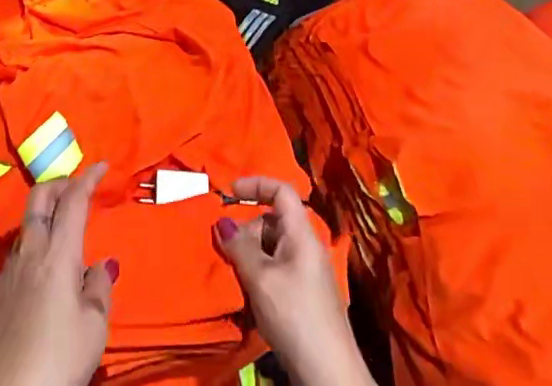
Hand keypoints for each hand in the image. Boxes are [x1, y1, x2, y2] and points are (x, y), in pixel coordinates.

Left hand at [0, 162, 116, 385]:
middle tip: (79, 186)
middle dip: (60, 184)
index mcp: (57, 253)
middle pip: (40, 199)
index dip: (87, 179)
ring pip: (27, 222)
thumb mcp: (93, 328)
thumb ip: (99, 289)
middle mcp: (29, 249)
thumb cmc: (58, 358)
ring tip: (64, 222)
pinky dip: (36, 237)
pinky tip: (46, 261)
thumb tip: (103, 264)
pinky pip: (20, 246)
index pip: (73, 202)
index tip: (100, 165)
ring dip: (46, 211)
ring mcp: (9, 266)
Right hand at [215, 178, 374, 385]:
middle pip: (272, 220)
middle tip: (225, 246)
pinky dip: (257, 270)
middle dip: (245, 227)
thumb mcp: (259, 276)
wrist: (329, 374)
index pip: (282, 192)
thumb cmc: (295, 316)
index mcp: (302, 236)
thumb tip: (222, 222)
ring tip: (234, 270)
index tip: (228, 193)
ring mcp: (306, 273)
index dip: (255, 184)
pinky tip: (247, 289)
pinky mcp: (303, 295)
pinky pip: (275, 267)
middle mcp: (306, 249)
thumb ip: (238, 245)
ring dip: (249, 251)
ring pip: (271, 246)